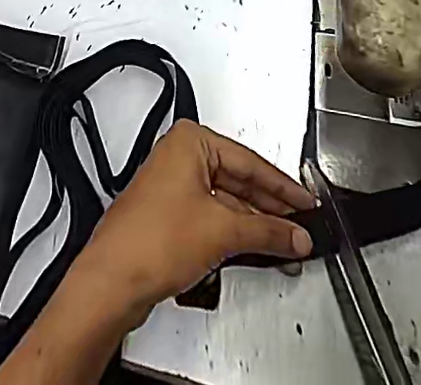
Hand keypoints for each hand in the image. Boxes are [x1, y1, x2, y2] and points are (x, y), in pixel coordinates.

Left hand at [76, 120, 315, 317]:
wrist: (115, 278)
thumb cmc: (149, 240)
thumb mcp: (223, 230)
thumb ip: (267, 231)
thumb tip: (293, 233)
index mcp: (189, 141)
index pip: (249, 161)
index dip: (283, 186)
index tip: (305, 200)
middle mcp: (177, 156)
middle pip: (237, 177)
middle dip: (270, 204)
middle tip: (300, 222)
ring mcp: (172, 183)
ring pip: (225, 197)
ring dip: (254, 220)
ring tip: (284, 238)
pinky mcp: (169, 211)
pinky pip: (212, 213)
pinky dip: (235, 228)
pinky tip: (255, 244)